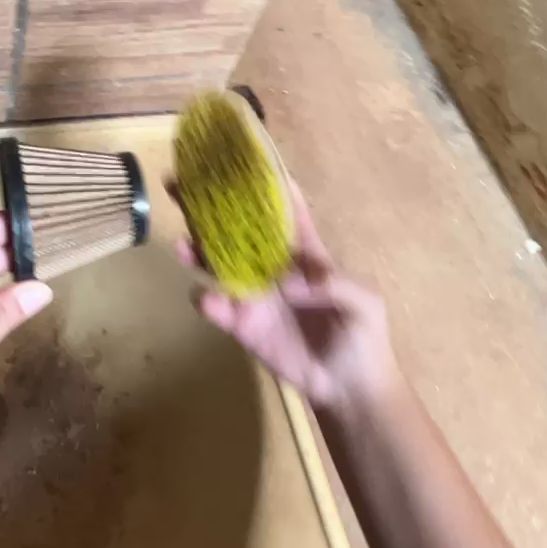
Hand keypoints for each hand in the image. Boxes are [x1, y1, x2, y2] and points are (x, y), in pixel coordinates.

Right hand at [175, 185, 398, 410]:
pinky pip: (216, 306)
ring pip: (216, 262)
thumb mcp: (365, 302)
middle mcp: (273, 265)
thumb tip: (286, 283)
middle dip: (210, 205)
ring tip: (182, 241)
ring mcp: (254, 294)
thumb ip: (333, 283)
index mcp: (305, 251)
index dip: (265, 182)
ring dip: (196, 249)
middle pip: (236, 228)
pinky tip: (208, 299)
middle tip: (181, 184)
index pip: (284, 208)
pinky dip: (207, 301)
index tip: (239, 159)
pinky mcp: (242, 324)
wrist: (349, 388)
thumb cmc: (363, 337)